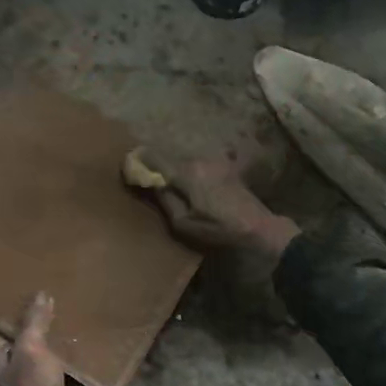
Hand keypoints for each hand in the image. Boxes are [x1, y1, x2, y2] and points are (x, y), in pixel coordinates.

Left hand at [0, 292, 73, 385]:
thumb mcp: (32, 350)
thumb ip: (34, 321)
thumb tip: (41, 294)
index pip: (1, 315)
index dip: (16, 301)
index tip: (33, 284)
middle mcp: (2, 356)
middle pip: (19, 327)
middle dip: (34, 314)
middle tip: (54, 291)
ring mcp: (21, 367)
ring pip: (35, 340)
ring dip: (48, 329)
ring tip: (65, 306)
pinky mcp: (39, 377)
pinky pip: (48, 354)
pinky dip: (57, 345)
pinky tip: (71, 332)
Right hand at [144, 152, 299, 260]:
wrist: (257, 225)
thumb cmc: (218, 227)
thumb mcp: (183, 222)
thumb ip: (164, 199)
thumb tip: (149, 183)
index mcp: (187, 173)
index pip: (156, 159)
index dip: (139, 159)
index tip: (127, 161)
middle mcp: (198, 161)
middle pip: (169, 158)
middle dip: (155, 164)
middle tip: (143, 173)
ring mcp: (212, 161)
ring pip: (183, 160)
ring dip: (172, 168)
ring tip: (164, 180)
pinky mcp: (222, 166)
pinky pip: (196, 164)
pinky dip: (186, 170)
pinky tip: (186, 184)